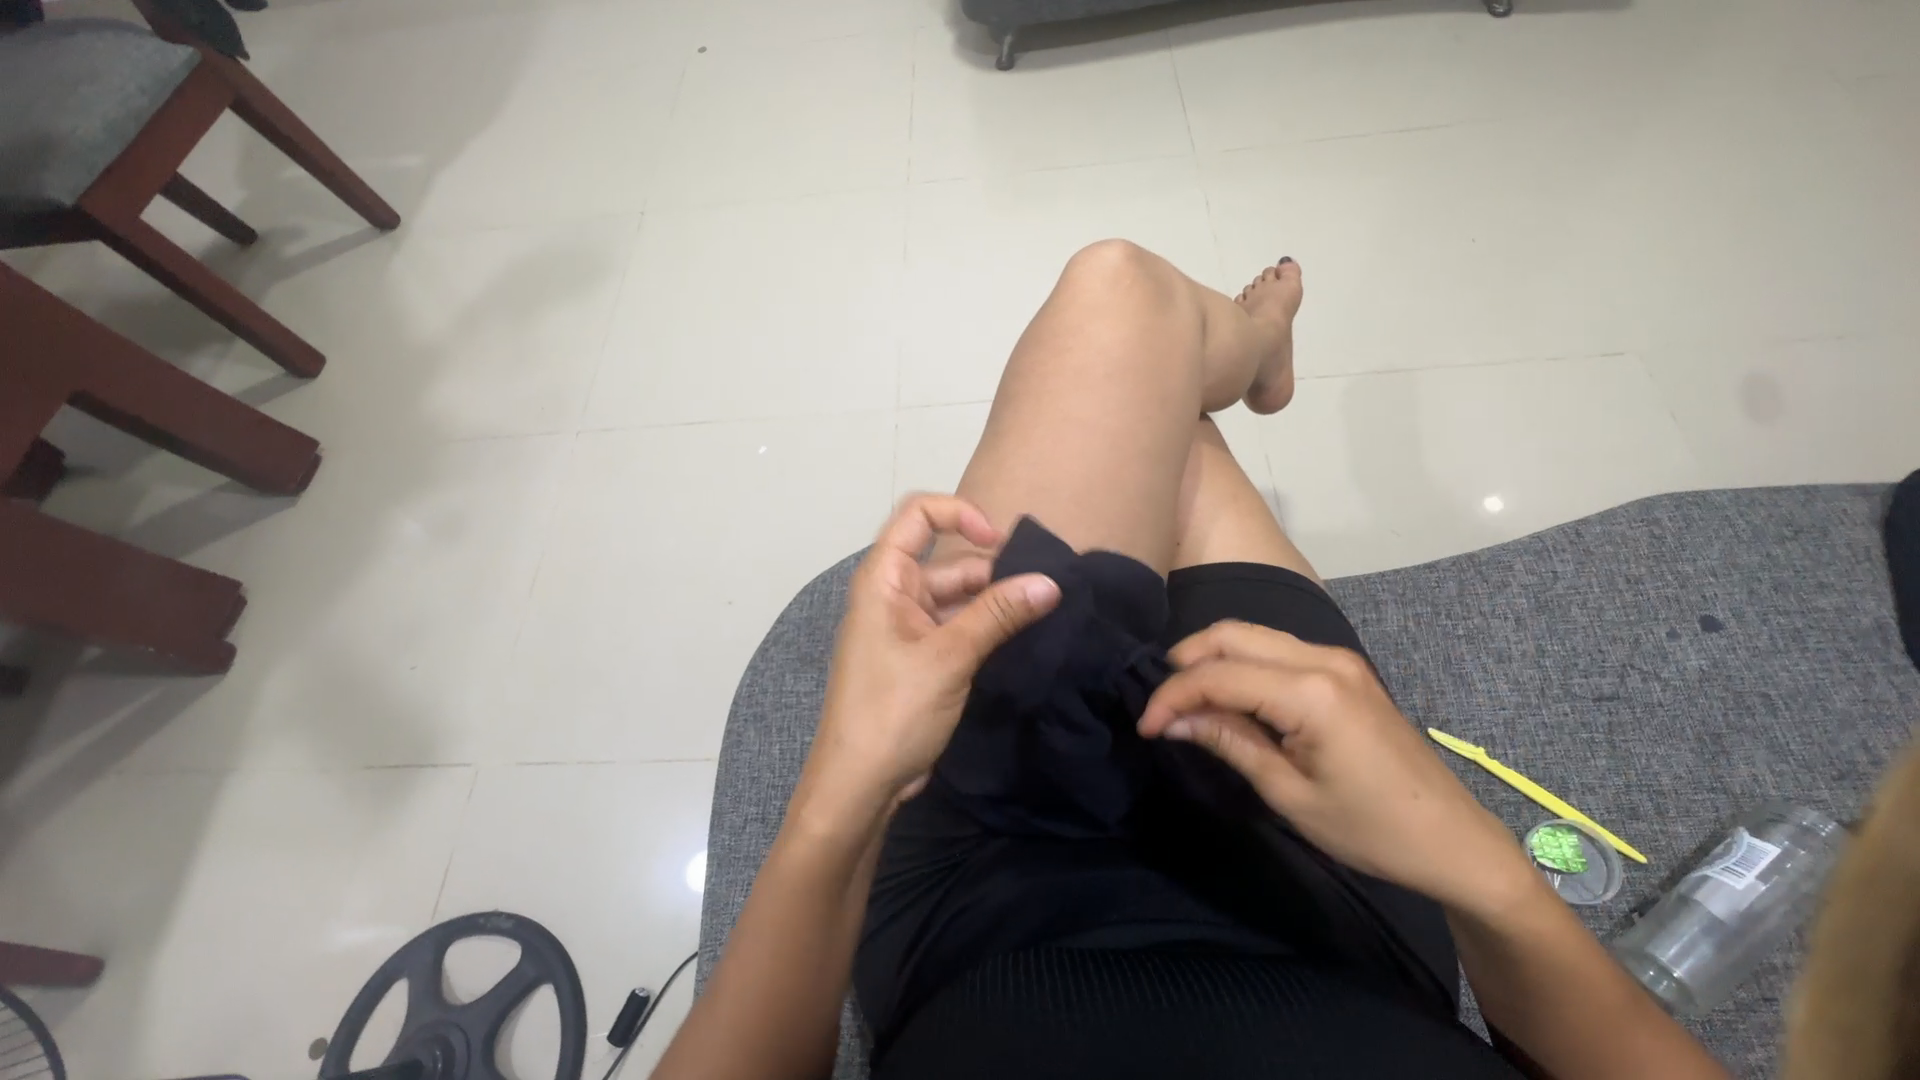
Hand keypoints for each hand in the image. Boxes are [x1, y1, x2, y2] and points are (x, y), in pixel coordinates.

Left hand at [801, 495, 1060, 822]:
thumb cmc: (892, 710)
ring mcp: (907, 629)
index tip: (1001, 542)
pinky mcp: (921, 660)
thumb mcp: (949, 657)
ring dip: (996, 604)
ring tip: (1045, 613)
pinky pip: (958, 629)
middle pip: (948, 561)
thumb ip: (998, 615)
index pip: (918, 516)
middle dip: (994, 571)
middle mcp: (894, 595)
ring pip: (959, 599)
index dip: (960, 514)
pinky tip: (1023, 639)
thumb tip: (1051, 583)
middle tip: (1046, 590)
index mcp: (884, 579)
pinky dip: (987, 630)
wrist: (859, 785)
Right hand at [1137, 621, 1533, 915]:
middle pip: (1231, 635)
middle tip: (1161, 706)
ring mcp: (1338, 659)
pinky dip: (1241, 664)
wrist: (1453, 841)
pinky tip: (1227, 696)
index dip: (1172, 695)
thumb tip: (1170, 720)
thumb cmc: (1370, 829)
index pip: (1219, 674)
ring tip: (1186, 701)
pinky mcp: (1344, 670)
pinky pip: (1276, 649)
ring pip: (1252, 635)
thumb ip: (1229, 743)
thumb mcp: (1289, 794)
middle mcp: (1323, 659)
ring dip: (1211, 659)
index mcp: (1311, 692)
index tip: (1144, 726)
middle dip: (1185, 662)